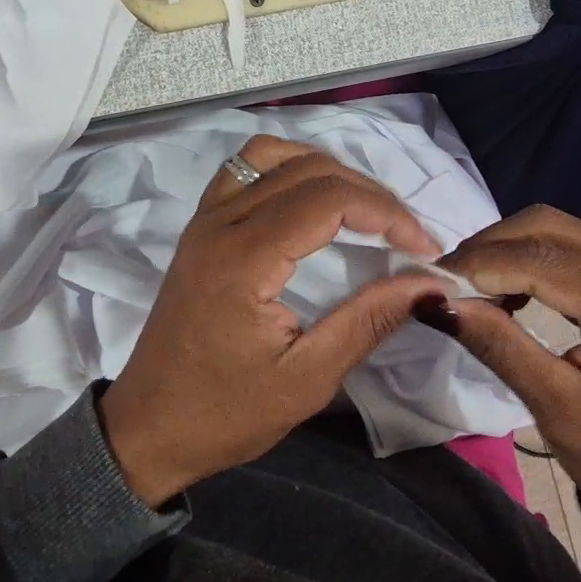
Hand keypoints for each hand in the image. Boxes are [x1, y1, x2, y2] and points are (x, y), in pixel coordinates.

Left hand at [99, 135, 450, 506]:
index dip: (387, 213)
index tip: (427, 248)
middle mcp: (219, 223)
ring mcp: (203, 220)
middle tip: (407, 235)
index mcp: (243, 258)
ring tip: (365, 208)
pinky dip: (284, 168)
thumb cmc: (225, 413)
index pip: (328, 198)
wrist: (149, 426)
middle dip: (367, 193)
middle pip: (306, 170)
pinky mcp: (198, 228)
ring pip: (270, 156)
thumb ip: (368, 320)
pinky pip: (242, 170)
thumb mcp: (307, 378)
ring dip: (324, 168)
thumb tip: (431, 284)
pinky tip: (311, 197)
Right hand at [435, 206, 580, 553]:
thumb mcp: (559, 410)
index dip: (480, 264)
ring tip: (470, 289)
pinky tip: (508, 293)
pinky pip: (571, 249)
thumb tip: (434, 299)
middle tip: (445, 283)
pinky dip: (528, 260)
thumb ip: (498, 345)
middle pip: (550, 228)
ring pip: (557, 231)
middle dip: (489, 248)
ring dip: (505, 251)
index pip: (544, 262)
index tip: (429, 281)